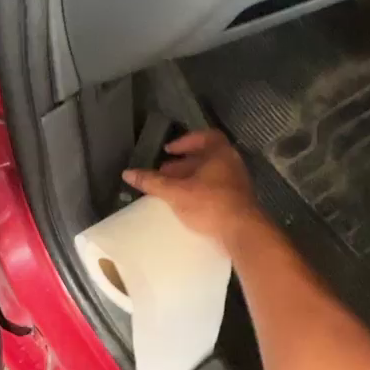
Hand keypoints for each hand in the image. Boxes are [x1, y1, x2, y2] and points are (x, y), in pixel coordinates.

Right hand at [122, 131, 265, 249]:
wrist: (242, 232)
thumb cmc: (209, 204)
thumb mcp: (176, 192)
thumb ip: (152, 182)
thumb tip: (128, 173)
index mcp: (220, 153)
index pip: (204, 137)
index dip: (185, 141)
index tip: (168, 151)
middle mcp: (231, 164)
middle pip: (205, 157)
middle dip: (182, 165)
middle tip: (163, 174)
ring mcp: (237, 183)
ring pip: (210, 175)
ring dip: (190, 180)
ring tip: (171, 190)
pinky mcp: (238, 202)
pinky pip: (215, 190)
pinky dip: (199, 193)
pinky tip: (185, 205)